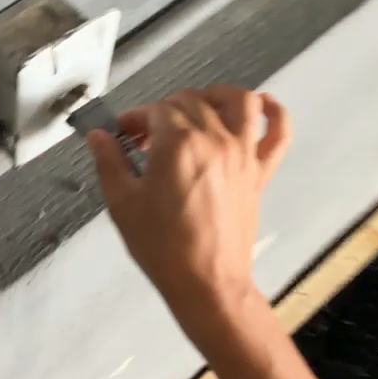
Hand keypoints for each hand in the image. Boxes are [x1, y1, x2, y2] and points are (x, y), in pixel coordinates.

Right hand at [86, 85, 290, 347]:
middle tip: (146, 135)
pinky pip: (279, 132)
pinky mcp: (259, 172)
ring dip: (215, 95)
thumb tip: (98, 137)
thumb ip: (109, 162)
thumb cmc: (163, 248)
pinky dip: (275, 112)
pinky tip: (261, 105)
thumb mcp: (122, 203)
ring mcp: (242, 154)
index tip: (123, 133)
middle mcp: (215, 140)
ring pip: (239, 101)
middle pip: (190, 101)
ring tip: (196, 107)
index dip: (135, 118)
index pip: (155, 110)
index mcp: (177, 145)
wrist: (206, 283)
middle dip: (163, 110)